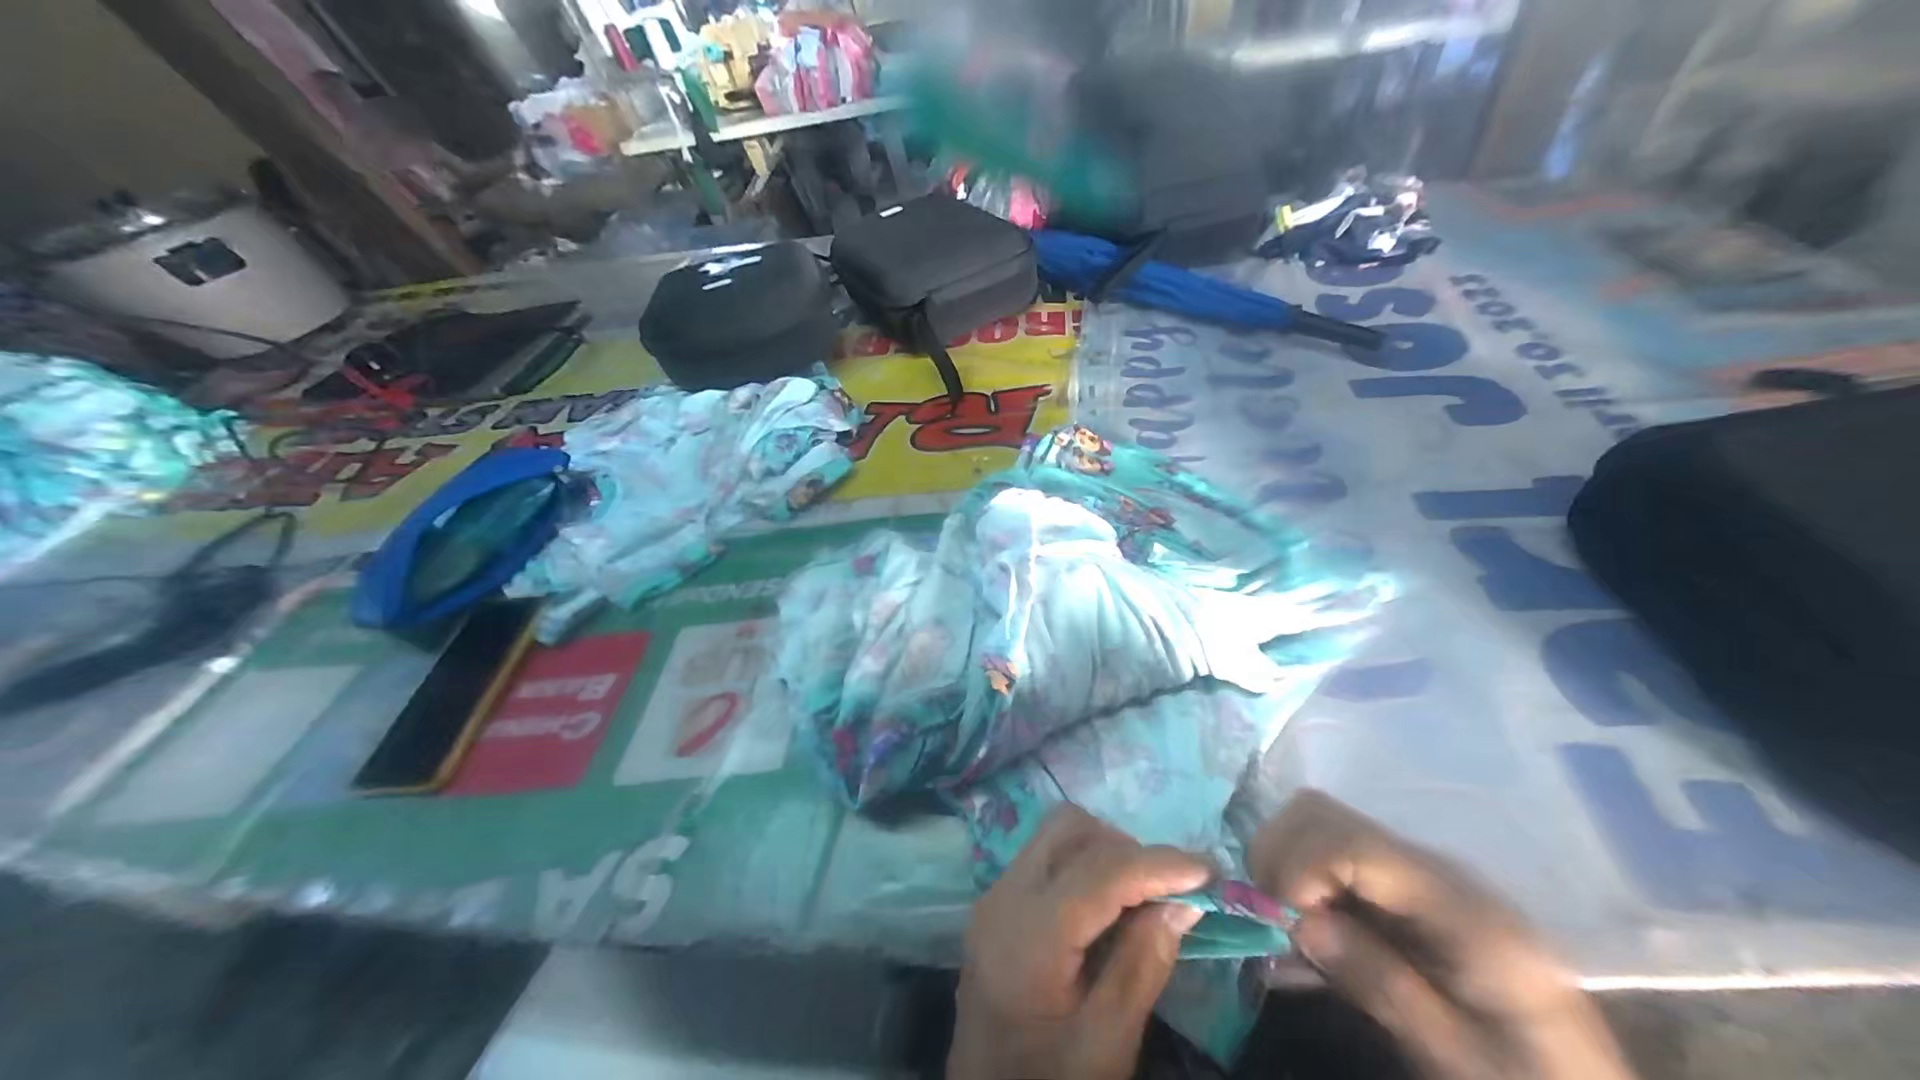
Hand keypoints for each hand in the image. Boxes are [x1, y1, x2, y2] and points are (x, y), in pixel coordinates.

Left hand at [950, 806, 1212, 1079]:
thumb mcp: (1105, 1045)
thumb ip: (1142, 966)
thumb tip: (1185, 900)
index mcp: (1027, 937)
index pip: (1098, 873)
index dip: (1158, 864)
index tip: (1211, 871)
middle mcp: (1003, 898)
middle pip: (1070, 830)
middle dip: (1129, 849)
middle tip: (1174, 890)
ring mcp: (995, 896)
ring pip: (1057, 835)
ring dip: (1108, 851)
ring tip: (1147, 897)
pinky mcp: (998, 904)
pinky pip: (1047, 857)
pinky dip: (1087, 864)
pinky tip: (1113, 905)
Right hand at [1250, 791, 1633, 1079]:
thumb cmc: (1522, 1075)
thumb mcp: (1457, 1056)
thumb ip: (1381, 985)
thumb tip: (1296, 921)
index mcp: (1459, 908)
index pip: (1349, 843)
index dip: (1296, 870)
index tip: (1280, 925)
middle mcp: (1434, 867)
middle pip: (1320, 812)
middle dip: (1278, 858)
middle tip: (1272, 921)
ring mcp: (1417, 867)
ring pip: (1317, 821)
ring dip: (1283, 862)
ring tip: (1286, 924)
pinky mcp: (1404, 881)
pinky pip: (1330, 849)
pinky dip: (1298, 873)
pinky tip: (1307, 926)